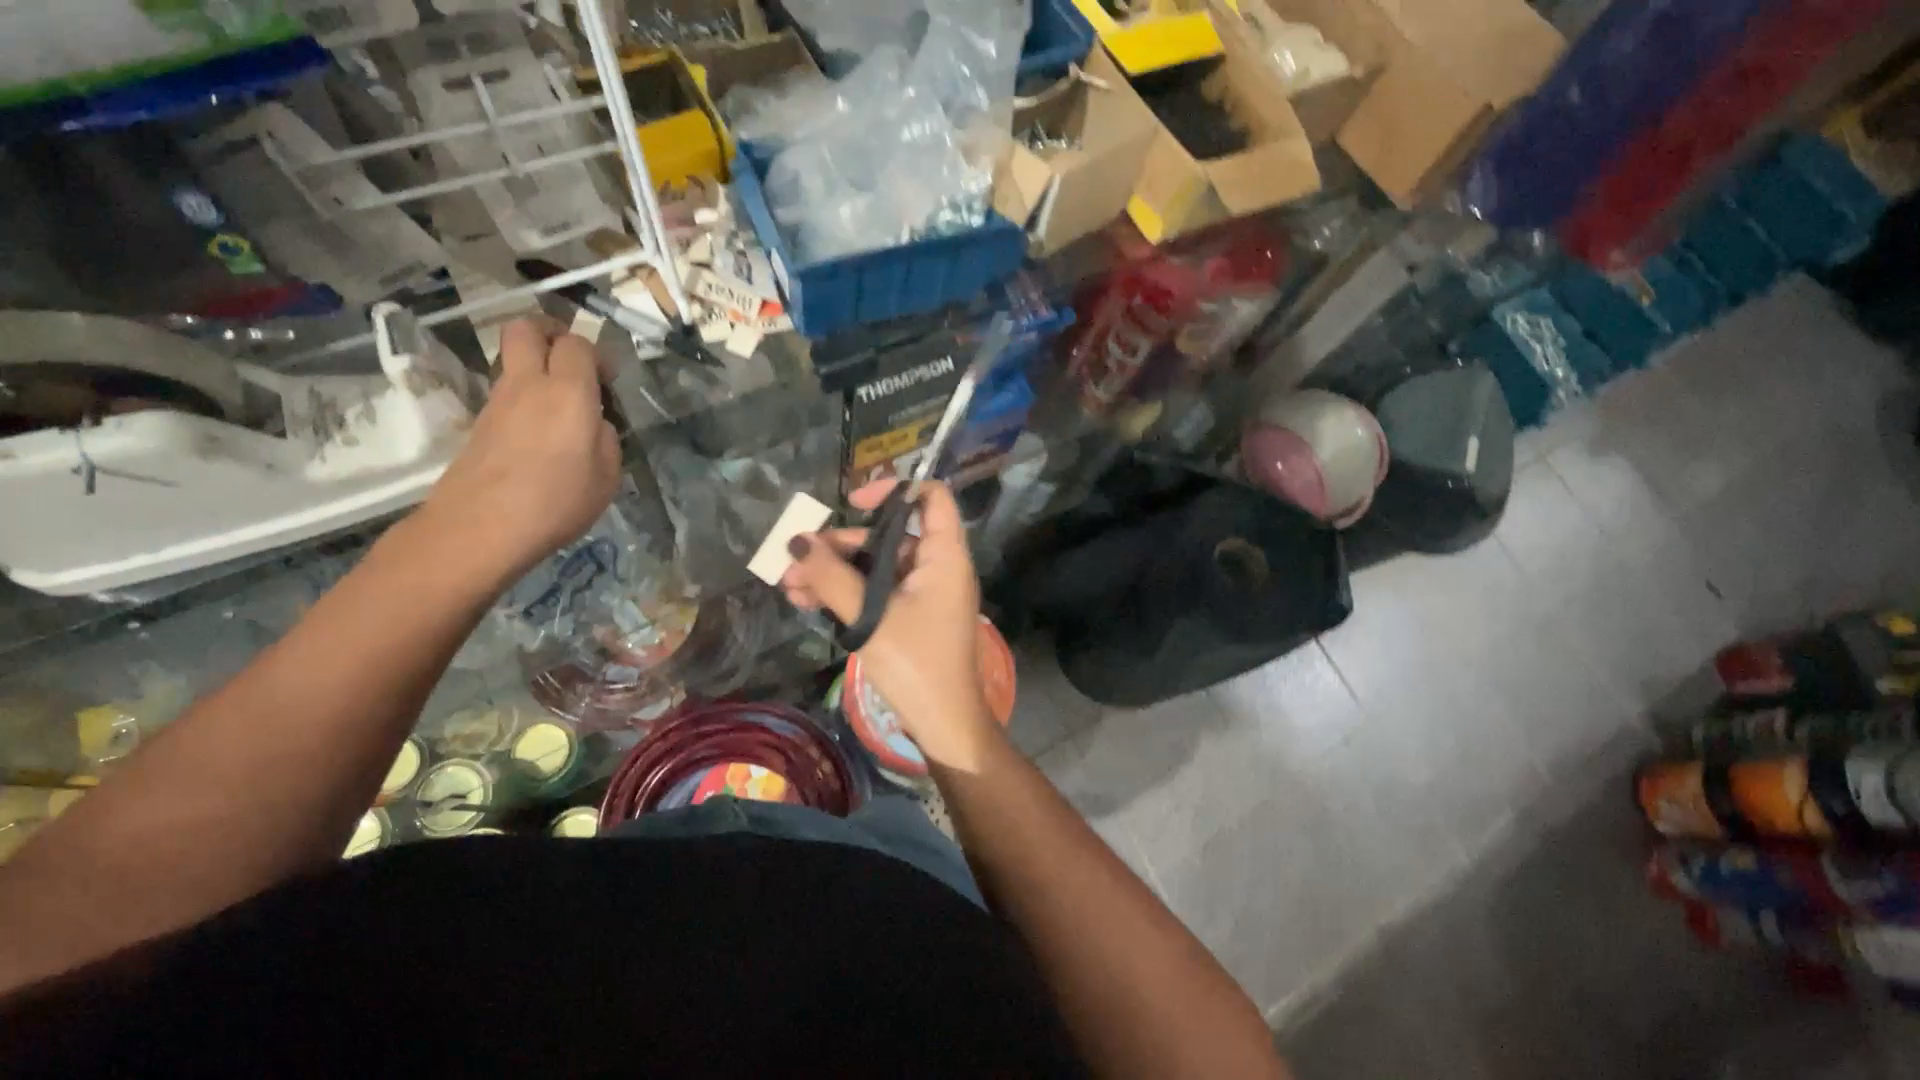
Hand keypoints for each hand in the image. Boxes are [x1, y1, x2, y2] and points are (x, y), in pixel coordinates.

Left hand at [416, 319, 620, 584]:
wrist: (481, 527)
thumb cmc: (556, 502)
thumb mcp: (606, 477)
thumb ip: (606, 440)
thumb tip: (594, 425)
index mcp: (568, 391)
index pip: (577, 344)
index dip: (594, 354)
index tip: (606, 379)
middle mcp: (528, 384)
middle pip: (526, 328)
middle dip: (549, 331)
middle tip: (570, 357)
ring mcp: (497, 402)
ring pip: (512, 359)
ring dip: (535, 367)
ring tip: (559, 404)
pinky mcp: (480, 424)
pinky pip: (505, 393)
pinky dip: (523, 398)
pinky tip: (539, 435)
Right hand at [781, 480, 1002, 769]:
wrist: (943, 724)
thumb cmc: (915, 665)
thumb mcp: (870, 617)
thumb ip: (832, 576)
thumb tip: (797, 543)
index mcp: (944, 557)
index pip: (931, 498)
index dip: (894, 490)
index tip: (853, 504)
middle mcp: (936, 568)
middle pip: (890, 536)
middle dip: (839, 544)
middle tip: (795, 557)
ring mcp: (923, 594)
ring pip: (875, 567)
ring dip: (833, 572)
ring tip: (787, 584)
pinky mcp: (910, 618)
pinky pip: (876, 592)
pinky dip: (845, 593)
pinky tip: (804, 601)